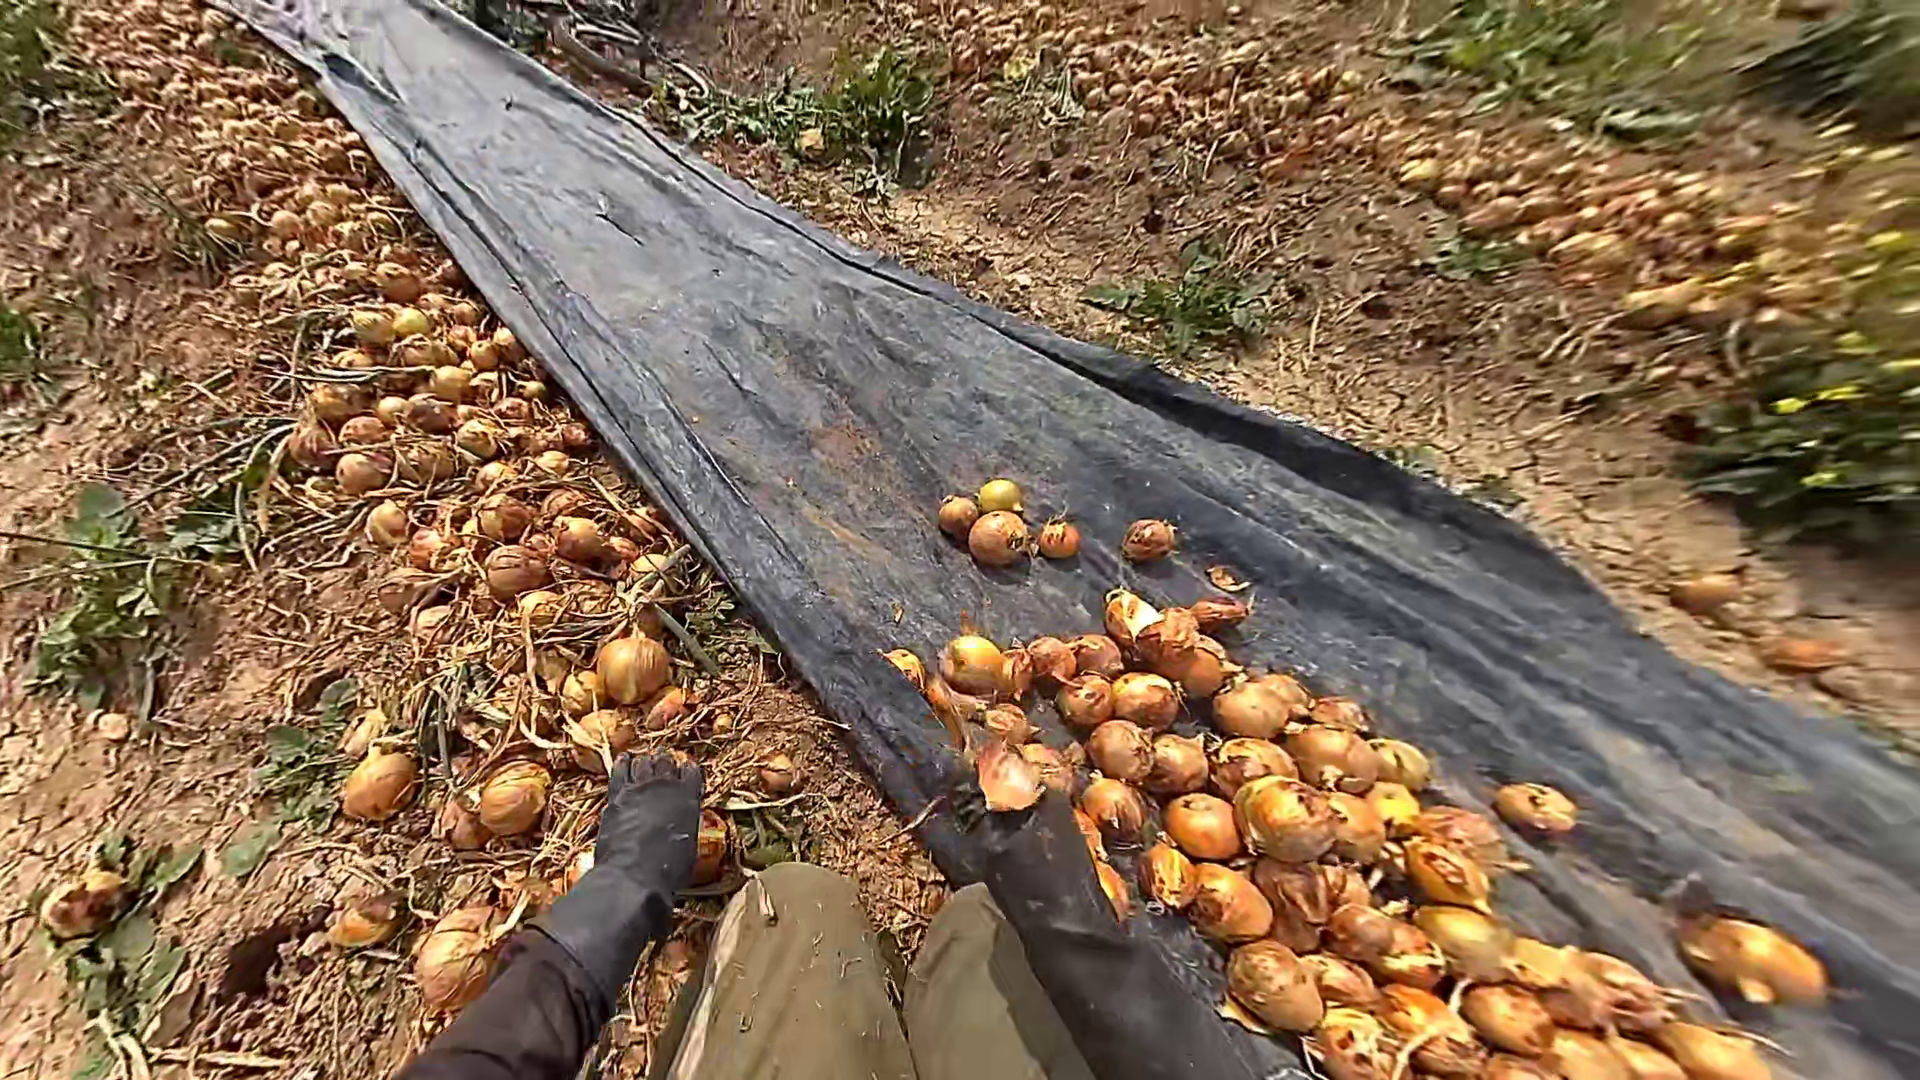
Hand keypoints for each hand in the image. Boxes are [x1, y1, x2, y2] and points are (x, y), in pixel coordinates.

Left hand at [593, 752, 703, 893]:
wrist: (634, 874)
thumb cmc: (667, 867)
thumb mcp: (689, 844)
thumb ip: (685, 824)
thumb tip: (680, 826)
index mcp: (688, 796)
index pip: (691, 772)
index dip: (688, 769)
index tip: (686, 767)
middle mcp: (666, 786)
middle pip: (667, 763)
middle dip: (666, 760)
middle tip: (663, 757)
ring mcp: (640, 788)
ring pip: (644, 764)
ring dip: (645, 761)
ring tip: (645, 758)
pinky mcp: (617, 797)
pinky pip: (620, 773)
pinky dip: (622, 764)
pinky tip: (623, 758)